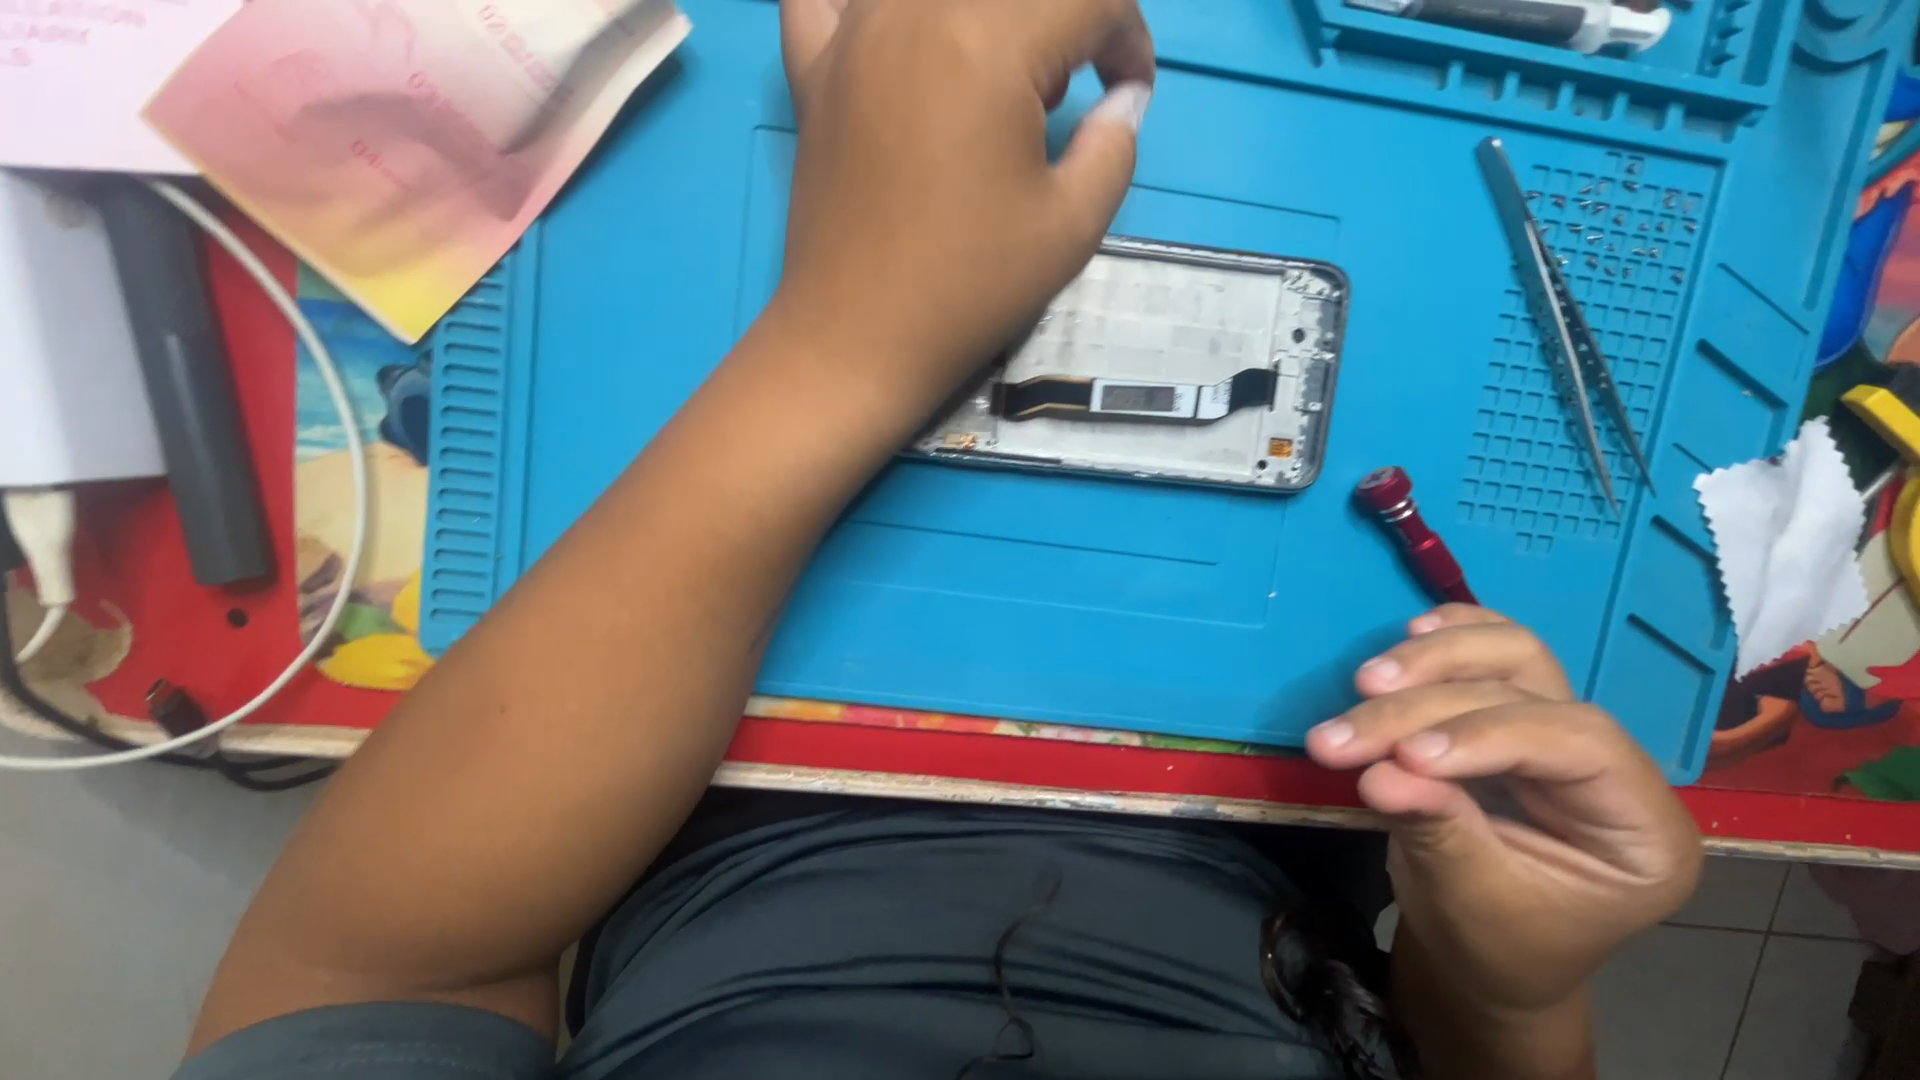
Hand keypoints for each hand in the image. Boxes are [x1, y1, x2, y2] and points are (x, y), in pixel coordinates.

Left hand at [768, 0, 1154, 411]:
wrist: (858, 340)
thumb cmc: (968, 290)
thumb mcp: (1071, 228)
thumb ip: (1115, 146)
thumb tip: (1123, 100)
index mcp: (986, 41)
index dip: (1127, 36)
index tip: (1128, 92)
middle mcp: (913, 10)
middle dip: (1064, 20)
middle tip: (1062, 94)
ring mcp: (851, 34)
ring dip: (988, 12)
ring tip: (991, 76)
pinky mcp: (811, 72)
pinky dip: (867, 3)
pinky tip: (897, 42)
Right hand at [1306, 605, 1702, 1015]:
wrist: (1480, 949)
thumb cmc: (1491, 940)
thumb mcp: (1467, 897)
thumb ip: (1435, 829)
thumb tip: (1377, 775)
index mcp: (1640, 828)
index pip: (1576, 745)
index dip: (1485, 736)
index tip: (1403, 758)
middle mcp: (1610, 768)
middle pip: (1526, 692)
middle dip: (1423, 709)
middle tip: (1340, 737)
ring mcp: (1557, 733)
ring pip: (1511, 655)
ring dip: (1430, 660)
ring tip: (1363, 682)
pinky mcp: (1507, 716)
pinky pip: (1488, 654)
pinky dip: (1446, 640)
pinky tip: (1406, 633)